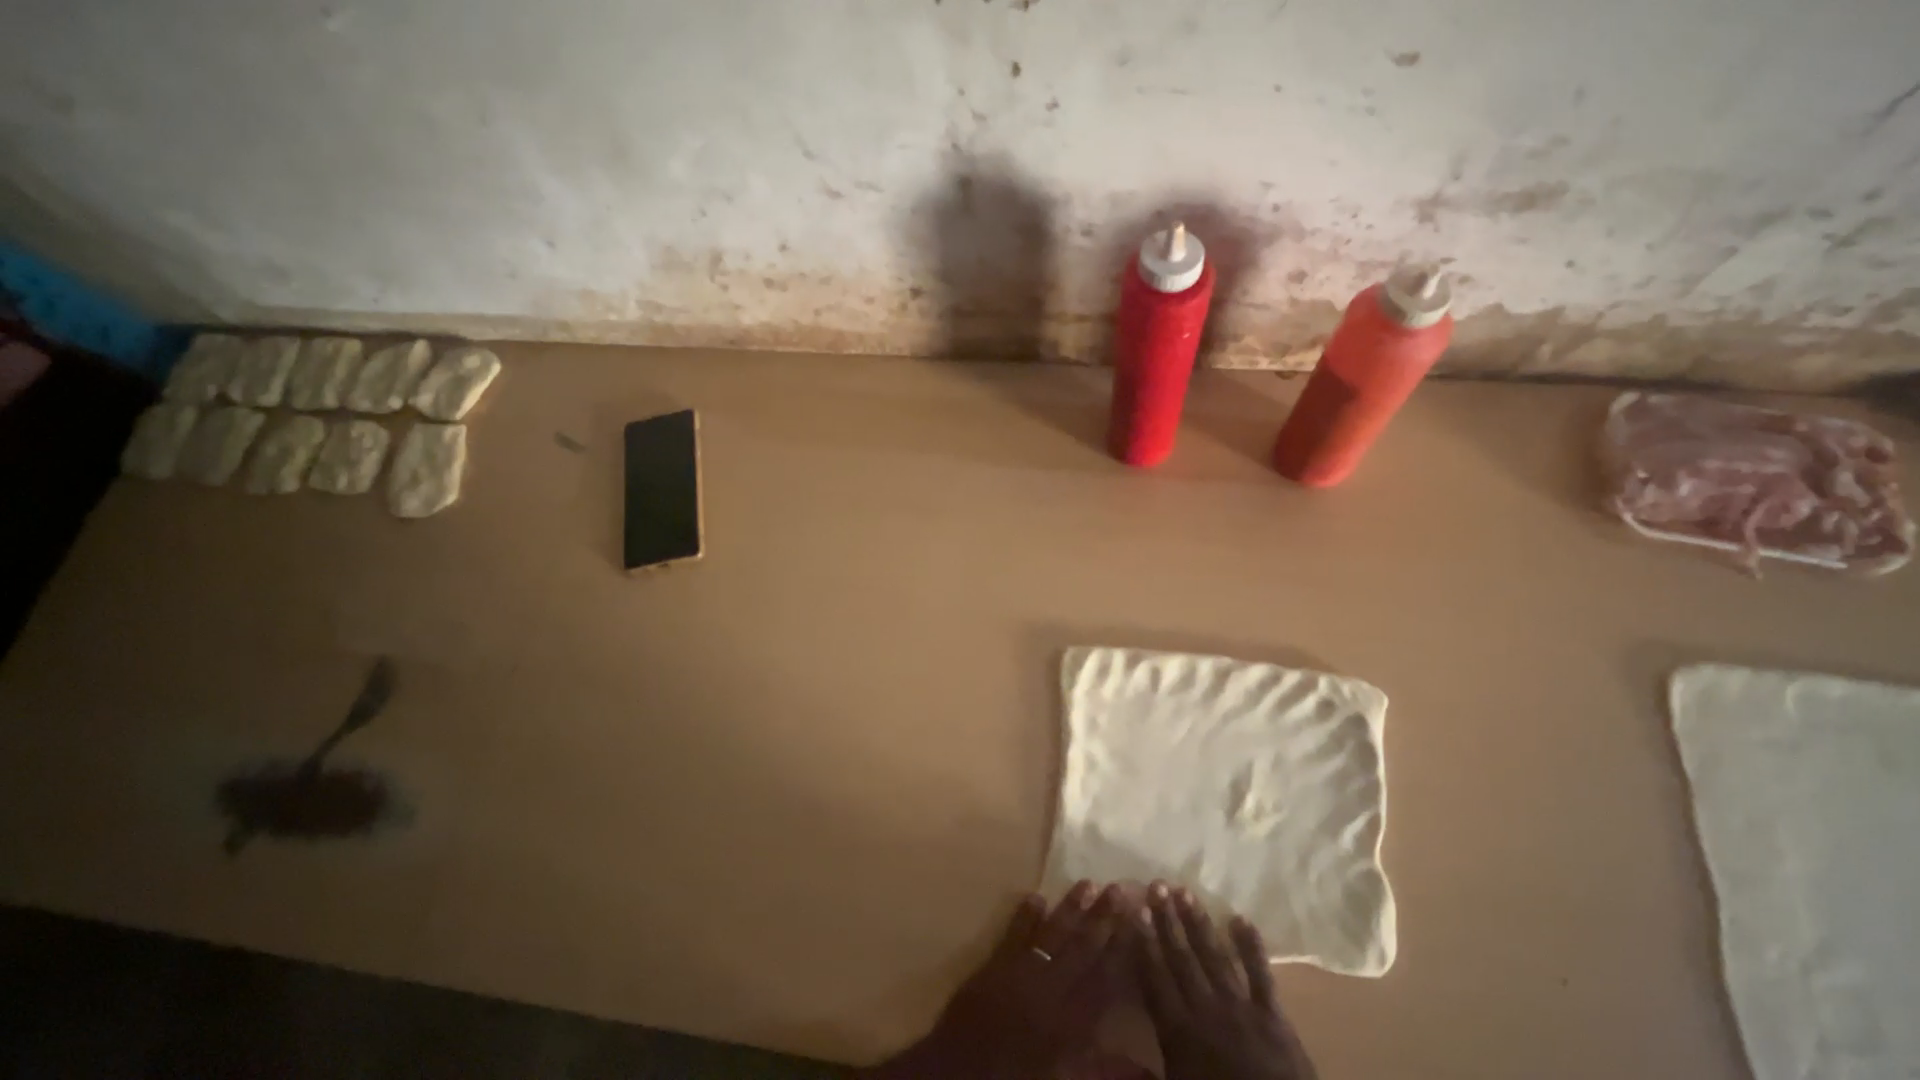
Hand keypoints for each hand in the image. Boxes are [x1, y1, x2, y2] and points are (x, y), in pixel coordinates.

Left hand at [870, 881, 1126, 1079]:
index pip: (1105, 978)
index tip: (1138, 919)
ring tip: (1087, 883)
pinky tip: (1036, 897)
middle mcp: (1051, 991)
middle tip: (1119, 888)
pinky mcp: (994, 969)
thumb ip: (1109, 1070)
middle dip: (1103, 919)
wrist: (961, 1073)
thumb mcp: (1068, 1079)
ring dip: (1070, 910)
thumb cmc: (1018, 1077)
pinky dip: (1024, 918)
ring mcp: (1021, 976)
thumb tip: (1152, 1073)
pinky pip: (1013, 937)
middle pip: (1082, 949)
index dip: (1123, 948)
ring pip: (1052, 937)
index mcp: (1072, 1021)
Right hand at [1134, 883, 1316, 1079]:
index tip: (1133, 908)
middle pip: (1182, 958)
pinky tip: (1240, 919)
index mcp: (1178, 1031)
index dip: (1143, 942)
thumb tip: (1099, 1058)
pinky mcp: (1274, 1016)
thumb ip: (1135, 1074)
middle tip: (1156, 885)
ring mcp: (1241, 1009)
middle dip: (1167, 921)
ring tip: (1185, 892)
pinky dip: (1251, 947)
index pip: (1155, 977)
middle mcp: (1206, 1010)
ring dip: (1198, 924)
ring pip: (1215, 958)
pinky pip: (1261, 975)